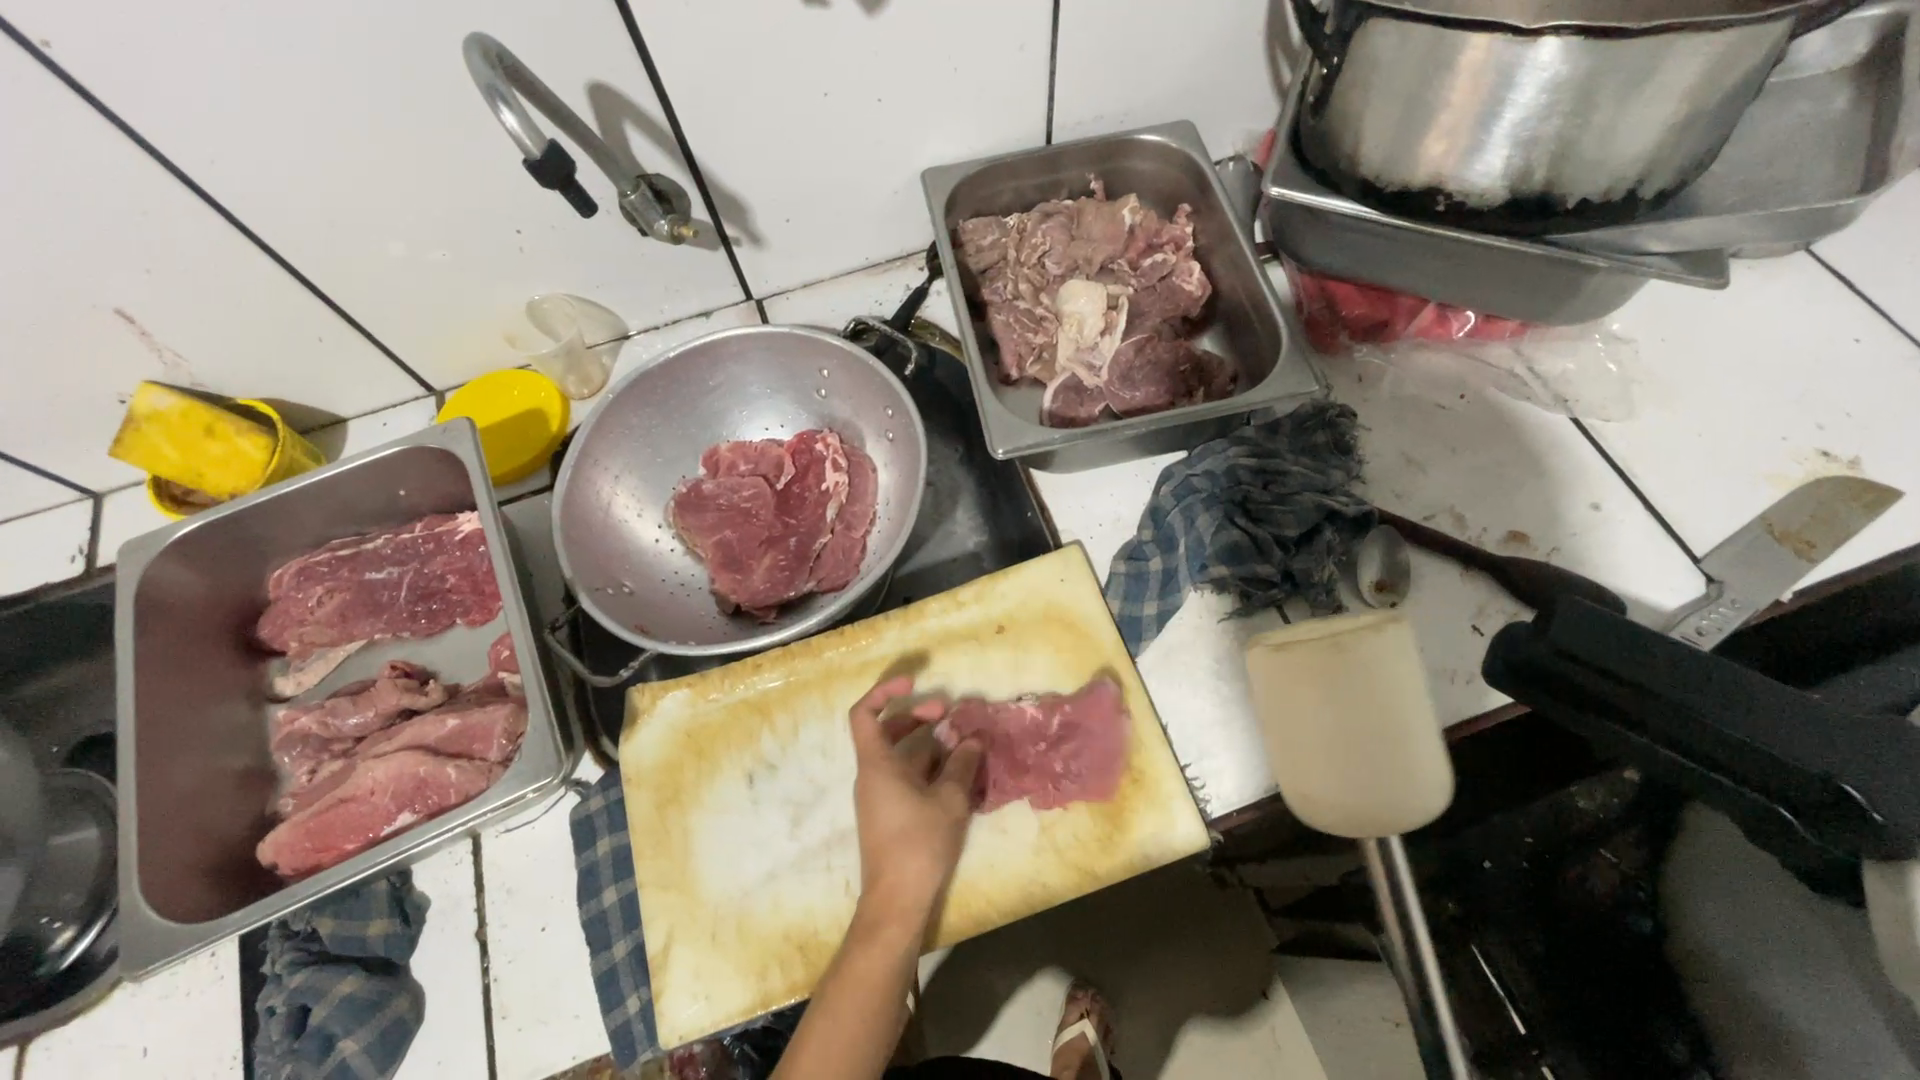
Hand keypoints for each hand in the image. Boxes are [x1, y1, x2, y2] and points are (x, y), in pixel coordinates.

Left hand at [847, 675, 982, 933]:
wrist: (897, 899)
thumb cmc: (918, 844)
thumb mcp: (949, 800)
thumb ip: (961, 764)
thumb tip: (973, 737)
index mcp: (876, 764)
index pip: (864, 714)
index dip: (885, 692)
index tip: (915, 684)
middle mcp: (872, 775)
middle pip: (887, 731)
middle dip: (917, 716)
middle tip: (949, 713)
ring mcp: (880, 795)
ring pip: (901, 755)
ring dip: (929, 743)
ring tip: (962, 741)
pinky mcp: (891, 813)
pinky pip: (907, 776)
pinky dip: (929, 767)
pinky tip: (957, 773)